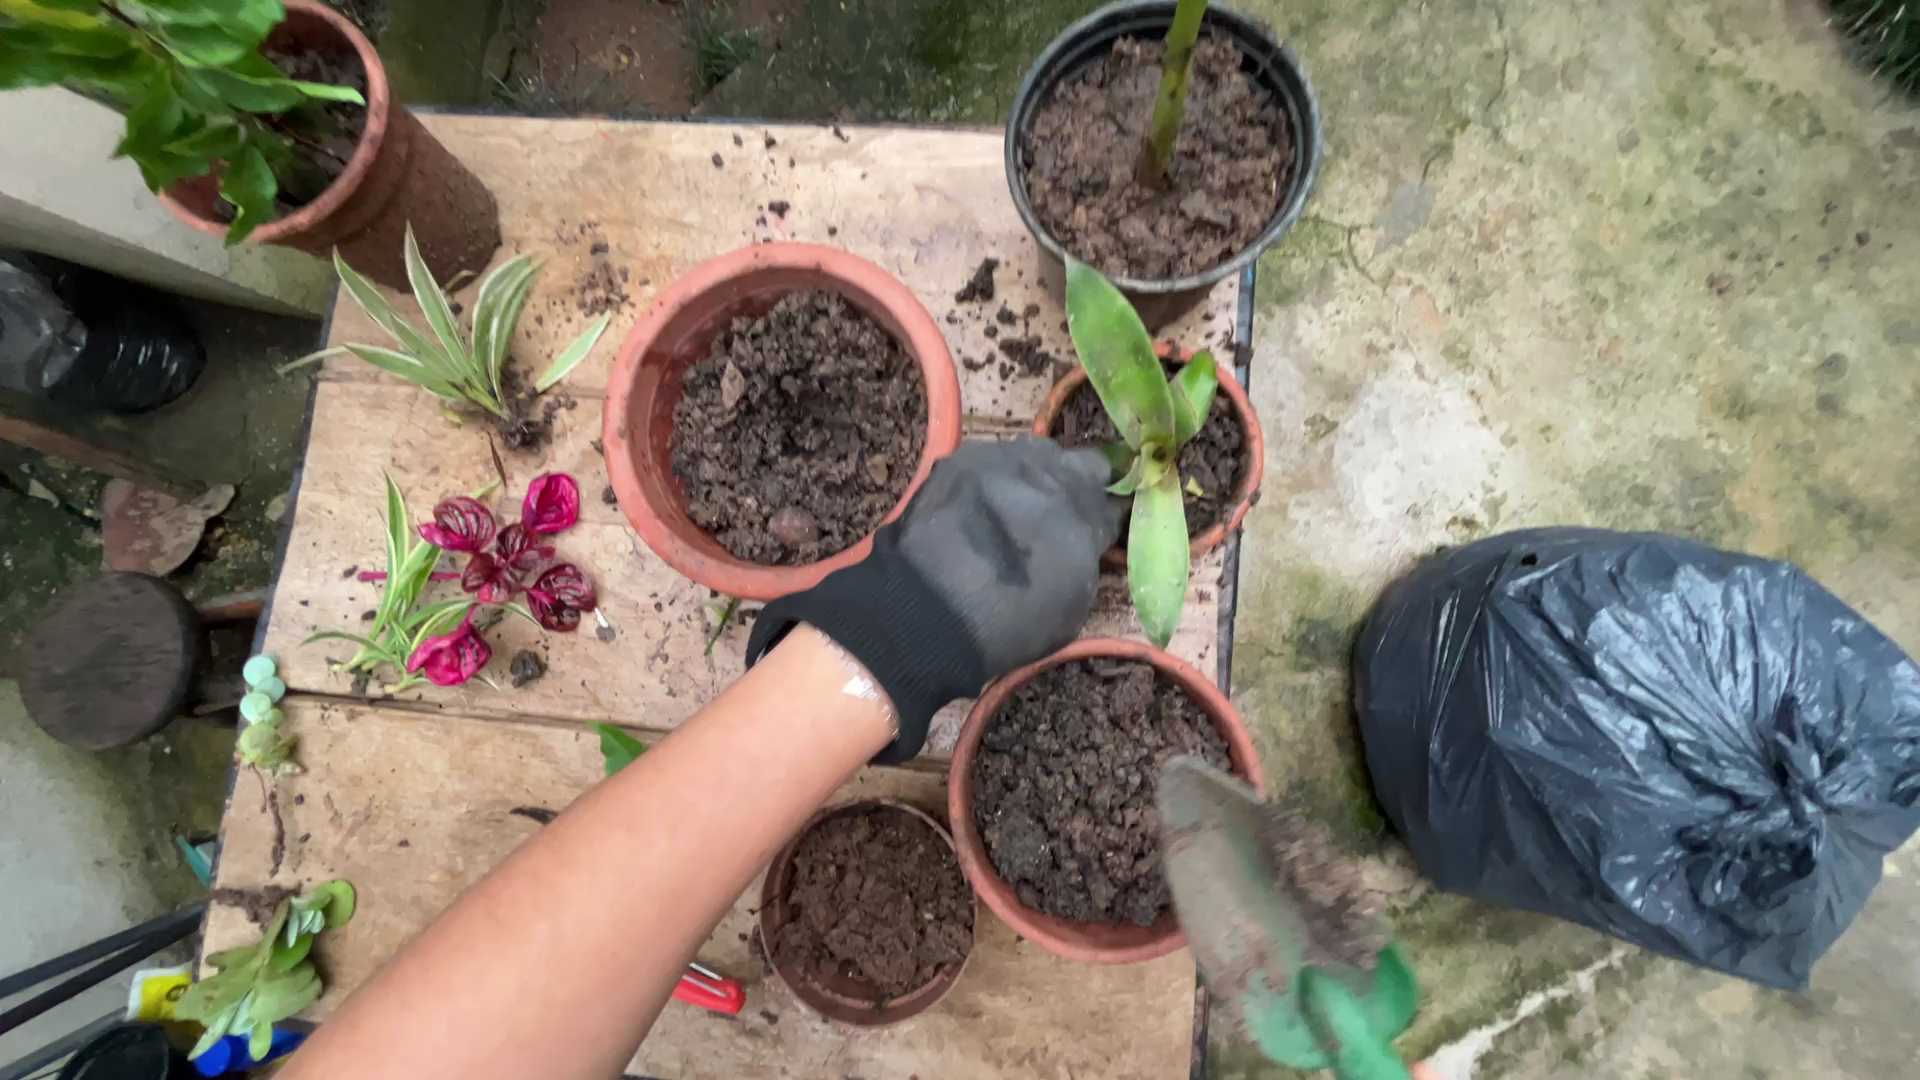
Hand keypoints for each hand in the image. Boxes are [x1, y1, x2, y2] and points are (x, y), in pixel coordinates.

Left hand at [747, 437, 1117, 762]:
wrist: (924, 612)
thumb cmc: (1005, 627)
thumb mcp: (1071, 608)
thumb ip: (1086, 557)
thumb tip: (1087, 536)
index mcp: (1086, 515)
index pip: (1111, 501)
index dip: (1102, 516)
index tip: (1092, 529)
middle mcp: (1051, 474)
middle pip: (1078, 464)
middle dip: (1072, 487)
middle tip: (1052, 517)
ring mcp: (1003, 459)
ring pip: (1033, 454)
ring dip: (1031, 477)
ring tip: (1010, 510)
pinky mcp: (960, 458)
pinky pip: (989, 459)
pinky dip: (988, 480)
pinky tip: (974, 510)